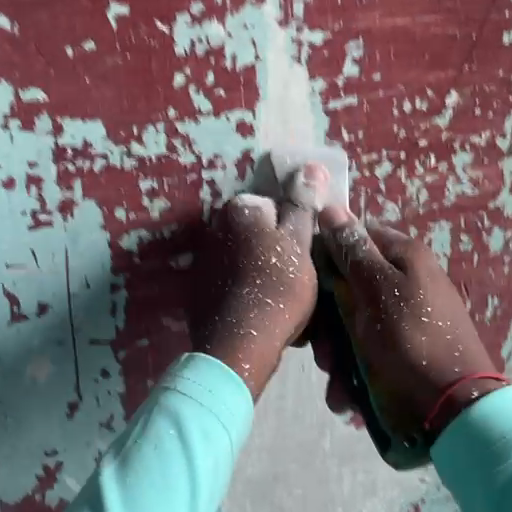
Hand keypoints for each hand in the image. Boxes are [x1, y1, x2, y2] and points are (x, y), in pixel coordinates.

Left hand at [191, 164, 326, 399]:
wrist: (240, 345)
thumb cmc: (277, 287)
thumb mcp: (300, 242)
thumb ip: (302, 204)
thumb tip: (311, 166)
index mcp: (238, 211)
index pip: (275, 208)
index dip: (295, 233)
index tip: (305, 257)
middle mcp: (214, 228)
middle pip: (259, 236)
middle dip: (278, 255)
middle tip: (299, 283)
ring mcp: (204, 261)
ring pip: (247, 263)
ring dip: (264, 276)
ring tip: (285, 306)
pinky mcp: (200, 291)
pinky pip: (234, 286)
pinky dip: (248, 296)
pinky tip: (263, 317)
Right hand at [311, 205, 505, 445]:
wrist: (454, 408)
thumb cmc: (412, 338)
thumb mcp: (376, 289)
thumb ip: (352, 250)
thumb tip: (331, 207)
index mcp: (403, 256)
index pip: (353, 237)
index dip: (325, 256)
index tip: (307, 282)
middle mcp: (403, 281)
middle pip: (347, 284)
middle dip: (327, 320)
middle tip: (320, 347)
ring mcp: (402, 317)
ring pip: (350, 323)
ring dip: (335, 352)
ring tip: (335, 377)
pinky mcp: (400, 349)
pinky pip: (365, 351)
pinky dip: (352, 372)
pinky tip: (346, 394)